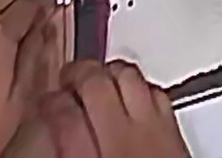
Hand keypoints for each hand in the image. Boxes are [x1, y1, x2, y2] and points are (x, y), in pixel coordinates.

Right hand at [27, 61, 189, 157]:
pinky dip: (141, 87)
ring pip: (129, 77)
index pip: (63, 118)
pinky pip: (155, 93)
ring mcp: (154, 133)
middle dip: (78, 74)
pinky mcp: (177, 132)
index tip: (45, 101)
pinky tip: (133, 94)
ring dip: (110, 73)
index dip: (49, 103)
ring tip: (98, 78)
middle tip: (67, 79)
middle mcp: (124, 145)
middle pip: (96, 84)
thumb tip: (60, 149)